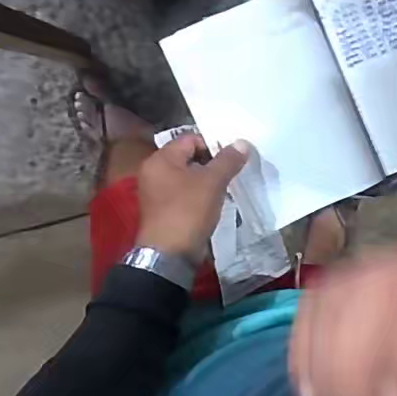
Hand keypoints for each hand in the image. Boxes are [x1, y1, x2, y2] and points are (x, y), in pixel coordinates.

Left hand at [134, 134, 249, 258]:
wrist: (170, 256)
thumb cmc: (188, 212)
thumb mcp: (212, 183)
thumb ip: (228, 160)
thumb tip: (242, 143)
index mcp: (161, 160)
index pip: (190, 139)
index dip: (213, 145)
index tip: (233, 158)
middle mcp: (155, 172)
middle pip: (189, 157)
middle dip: (212, 163)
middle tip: (233, 172)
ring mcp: (158, 193)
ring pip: (189, 177)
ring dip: (208, 181)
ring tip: (227, 188)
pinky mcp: (165, 210)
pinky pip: (186, 194)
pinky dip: (201, 195)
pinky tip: (216, 203)